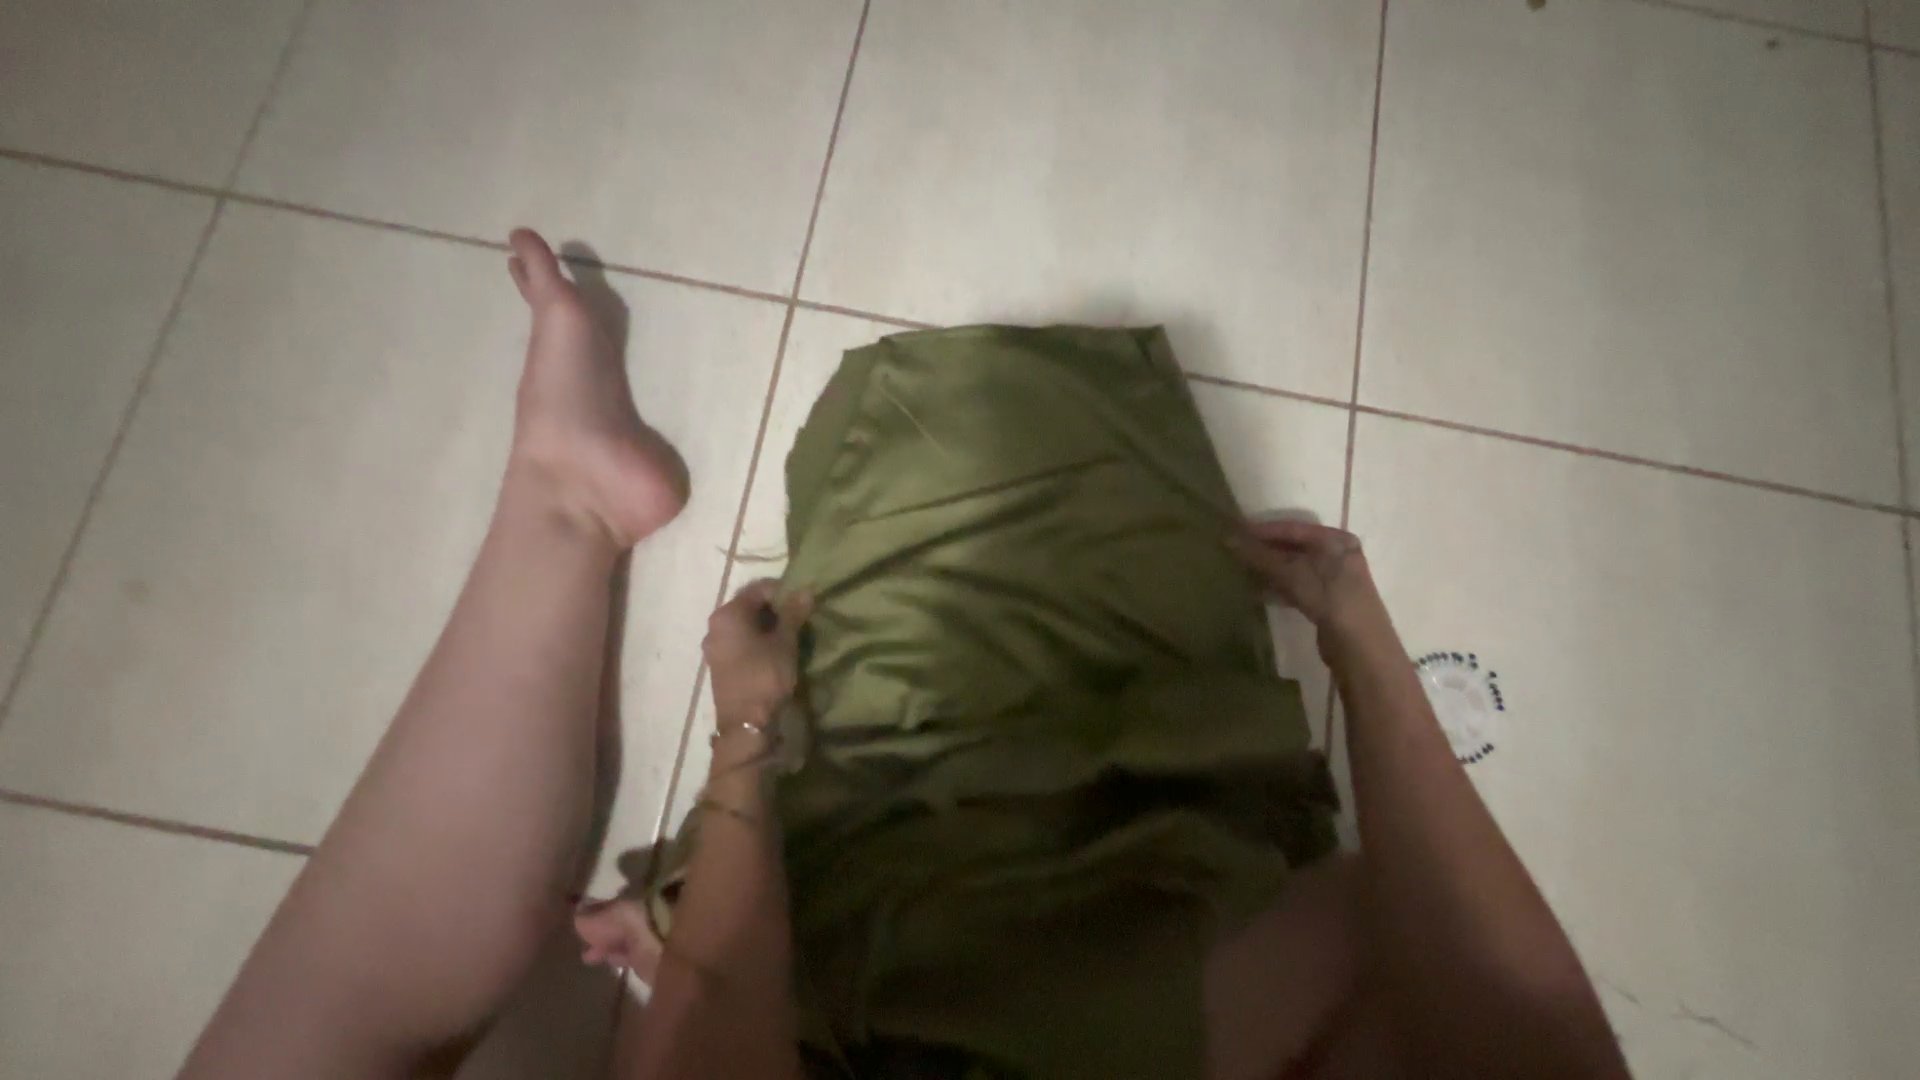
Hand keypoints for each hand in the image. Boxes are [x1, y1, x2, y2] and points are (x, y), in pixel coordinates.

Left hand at [704, 580, 810, 729]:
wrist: (746, 724)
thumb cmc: (765, 676)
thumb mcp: (785, 642)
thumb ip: (793, 613)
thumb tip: (805, 589)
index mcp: (728, 614)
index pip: (758, 588)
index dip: (783, 591)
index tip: (803, 603)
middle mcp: (715, 626)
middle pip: (749, 606)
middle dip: (775, 609)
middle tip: (800, 619)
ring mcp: (714, 647)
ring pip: (745, 626)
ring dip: (767, 627)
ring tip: (791, 636)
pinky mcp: (718, 665)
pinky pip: (739, 642)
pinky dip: (757, 641)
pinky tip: (775, 652)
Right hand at [1230, 519, 1377, 630]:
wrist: (1359, 645)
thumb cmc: (1328, 597)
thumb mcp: (1292, 573)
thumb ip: (1260, 556)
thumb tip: (1228, 539)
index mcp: (1335, 540)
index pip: (1292, 528)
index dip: (1262, 530)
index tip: (1234, 531)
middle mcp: (1338, 554)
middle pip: (1293, 548)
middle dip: (1265, 551)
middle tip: (1235, 552)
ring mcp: (1334, 579)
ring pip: (1294, 568)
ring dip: (1269, 570)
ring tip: (1242, 571)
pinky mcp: (1328, 600)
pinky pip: (1297, 586)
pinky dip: (1279, 586)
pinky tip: (1259, 592)